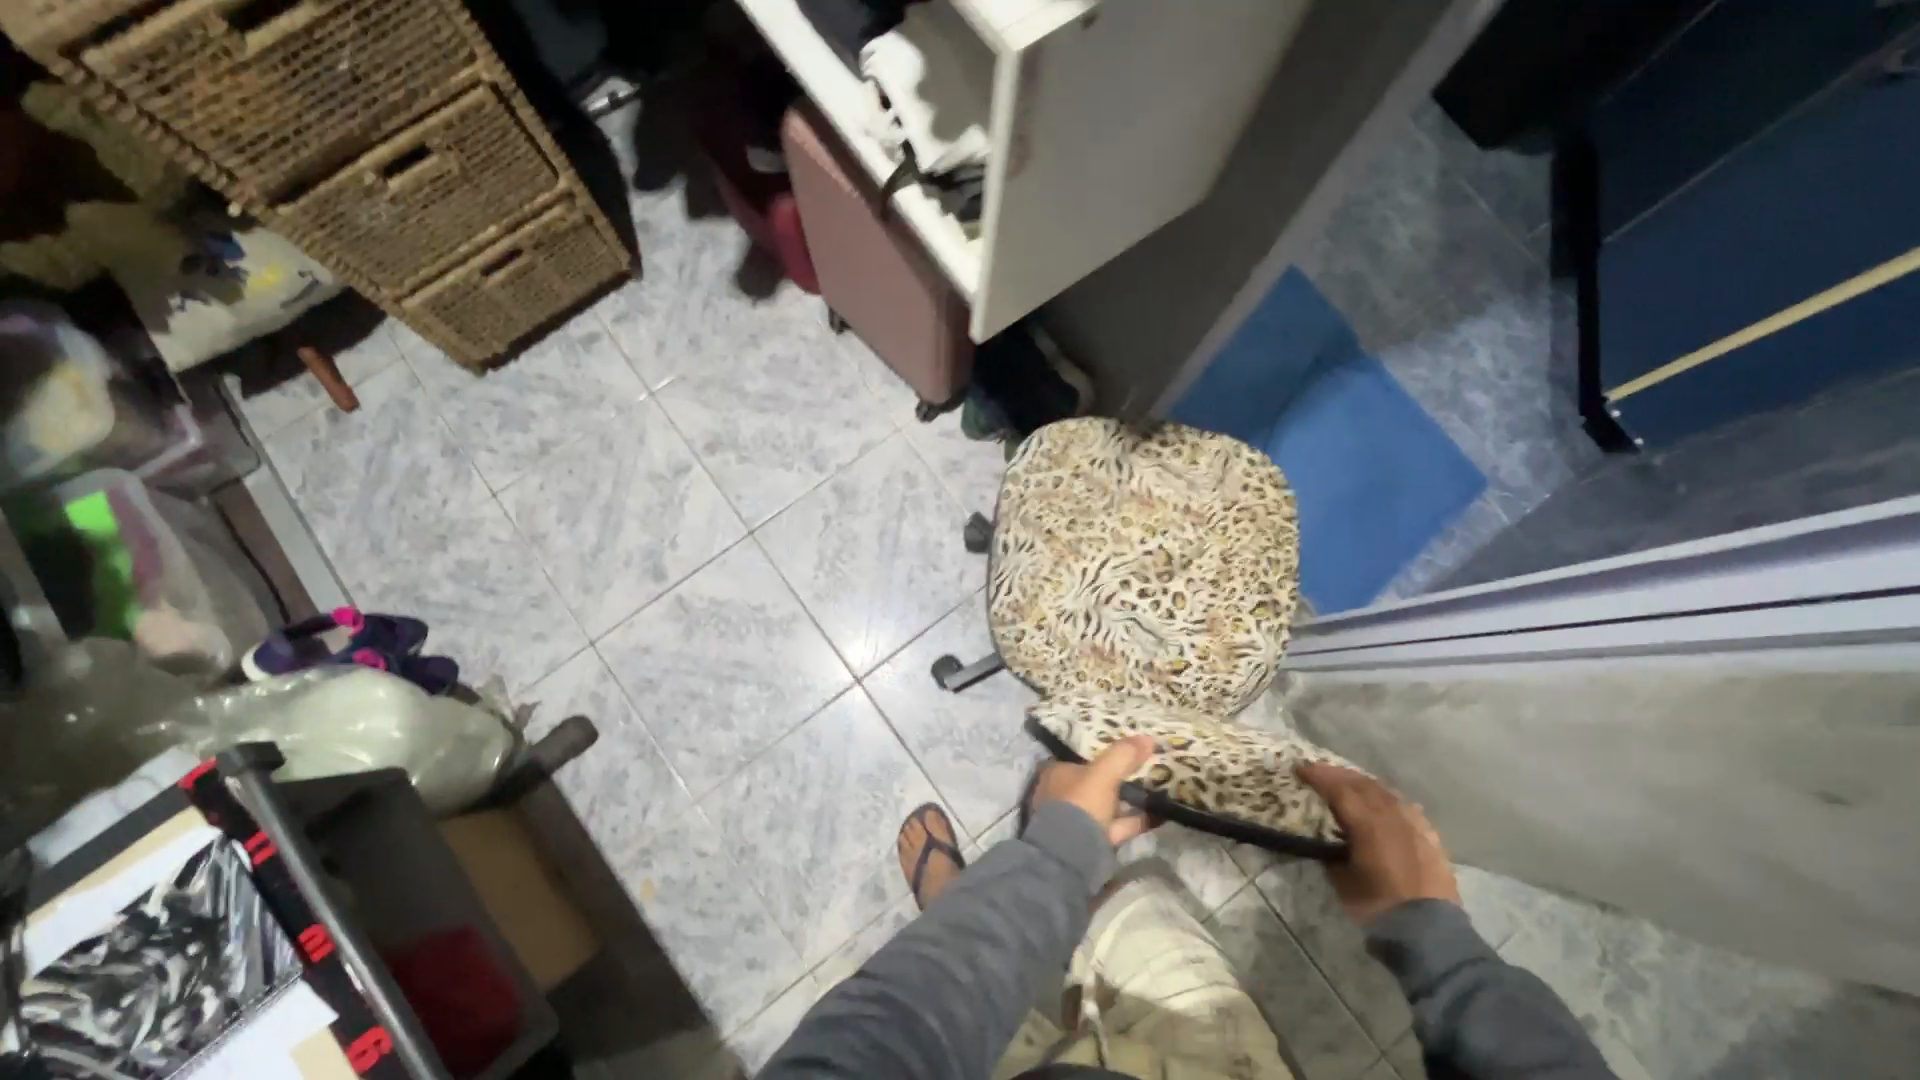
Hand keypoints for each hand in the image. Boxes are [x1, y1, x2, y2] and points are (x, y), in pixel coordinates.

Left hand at [1031, 736, 1156, 845]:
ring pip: (1107, 804)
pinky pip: (1118, 824)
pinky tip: (1160, 814)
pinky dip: (1136, 819)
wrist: (1071, 855)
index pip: (1080, 758)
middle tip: (1144, 767)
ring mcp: (1077, 819)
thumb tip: (1148, 738)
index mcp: (1057, 773)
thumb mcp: (1103, 774)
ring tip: (1157, 788)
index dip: (1101, 753)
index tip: (1125, 750)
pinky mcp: (1092, 839)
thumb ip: (1123, 755)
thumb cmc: (1081, 804)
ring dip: (1129, 799)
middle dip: (1117, 777)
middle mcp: (1063, 794)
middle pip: (1094, 781)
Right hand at [1297, 763, 1460, 924]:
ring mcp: (1414, 824)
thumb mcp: (1342, 880)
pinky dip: (1388, 798)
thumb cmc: (1378, 906)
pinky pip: (1405, 806)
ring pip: (1386, 792)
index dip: (1319, 777)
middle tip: (1320, 770)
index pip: (1339, 790)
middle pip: (1363, 784)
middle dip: (1339, 774)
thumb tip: (1324, 840)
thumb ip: (1332, 852)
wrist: (1428, 931)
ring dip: (1364, 783)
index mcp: (1368, 824)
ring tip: (1349, 782)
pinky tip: (1384, 802)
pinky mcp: (1430, 837)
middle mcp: (1392, 816)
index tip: (1300, 769)